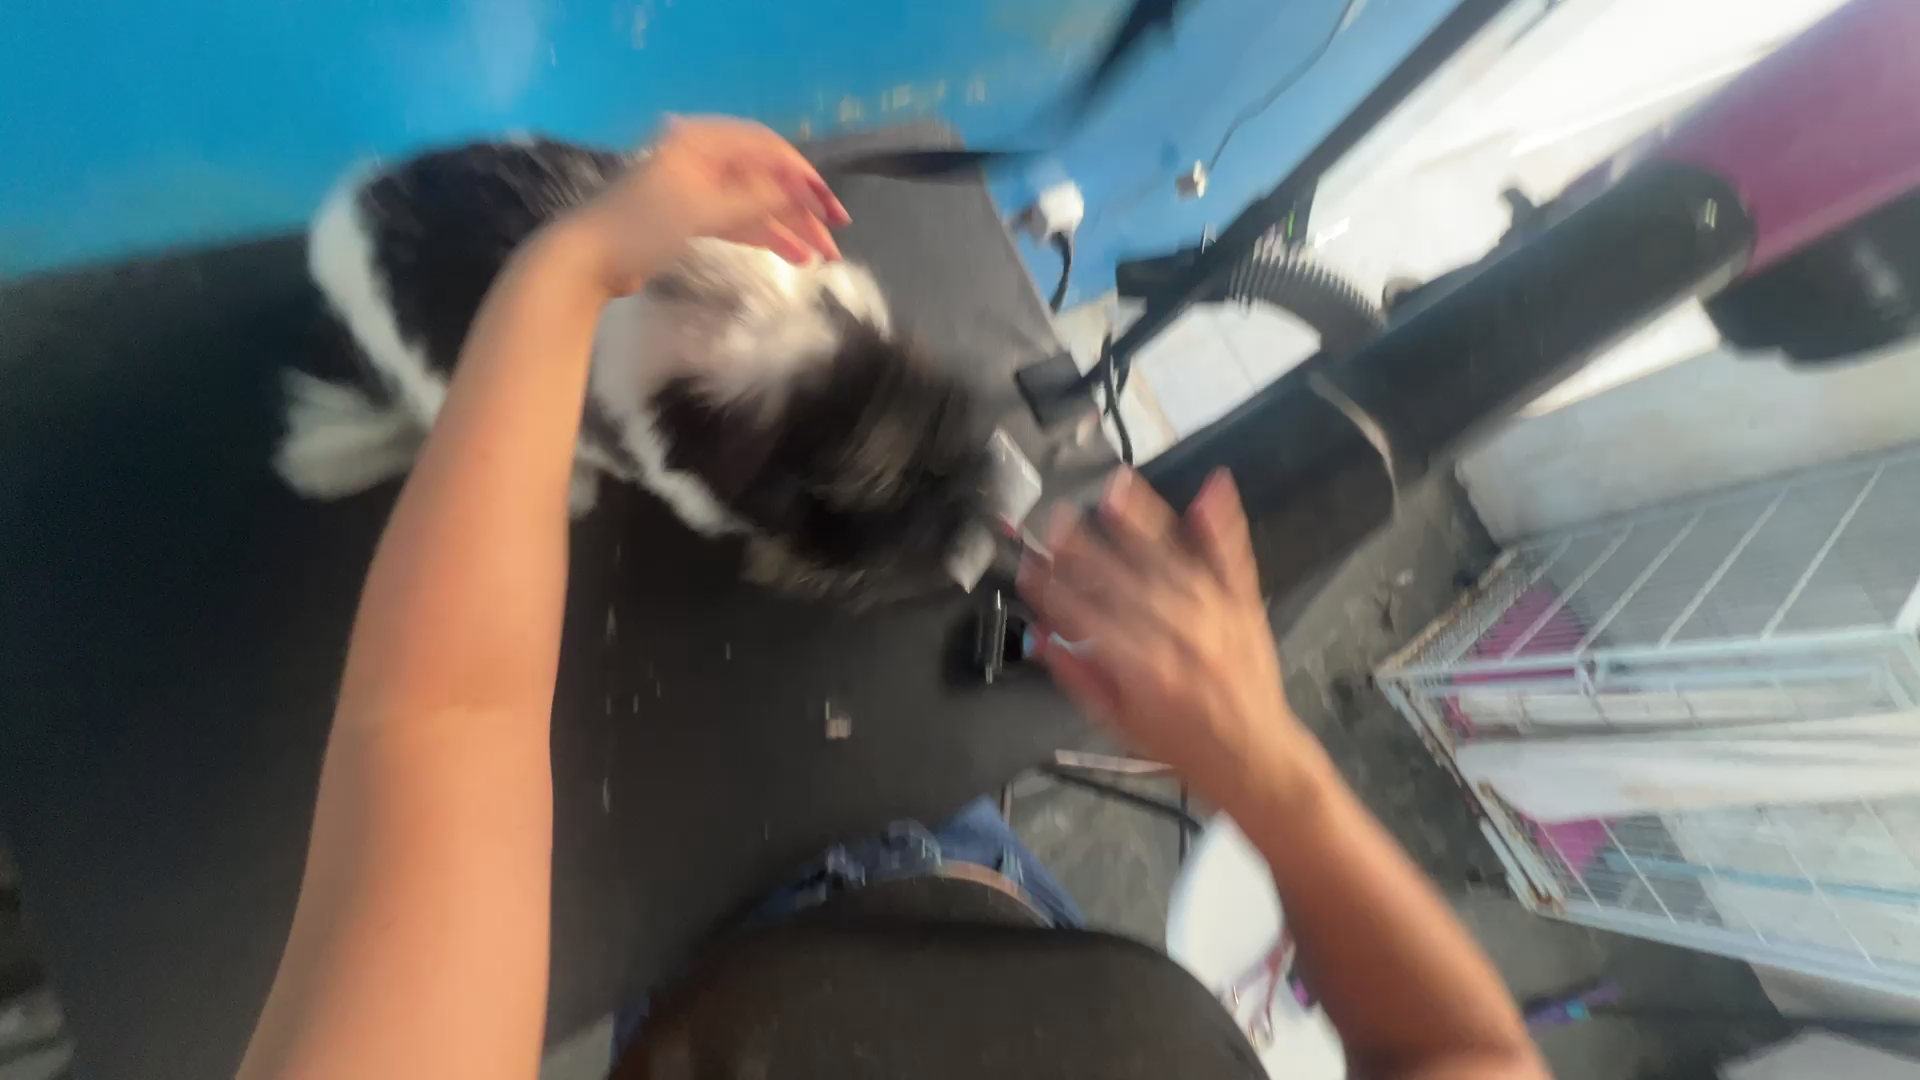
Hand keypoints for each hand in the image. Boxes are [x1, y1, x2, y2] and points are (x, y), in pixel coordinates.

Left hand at [566, 115, 851, 293]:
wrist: (591, 261)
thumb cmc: (641, 227)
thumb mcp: (701, 210)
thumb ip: (753, 199)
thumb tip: (797, 190)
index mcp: (703, 143)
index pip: (767, 150)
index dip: (804, 178)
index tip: (831, 209)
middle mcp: (706, 160)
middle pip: (767, 179)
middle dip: (803, 209)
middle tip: (835, 239)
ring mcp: (702, 190)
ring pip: (759, 206)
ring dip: (791, 229)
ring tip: (822, 258)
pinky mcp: (697, 218)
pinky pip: (743, 223)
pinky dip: (768, 238)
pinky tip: (796, 257)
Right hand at [1017, 467, 1309, 795]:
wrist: (1255, 756)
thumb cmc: (1179, 744)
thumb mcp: (1118, 723)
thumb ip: (1078, 676)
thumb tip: (1040, 636)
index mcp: (1142, 668)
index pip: (1086, 617)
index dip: (1053, 589)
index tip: (1030, 565)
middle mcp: (1178, 634)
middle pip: (1123, 580)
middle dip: (1085, 548)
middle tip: (1057, 519)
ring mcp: (1215, 613)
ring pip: (1169, 558)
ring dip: (1140, 520)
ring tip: (1116, 486)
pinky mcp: (1243, 604)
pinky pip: (1232, 557)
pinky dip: (1222, 521)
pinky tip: (1213, 487)